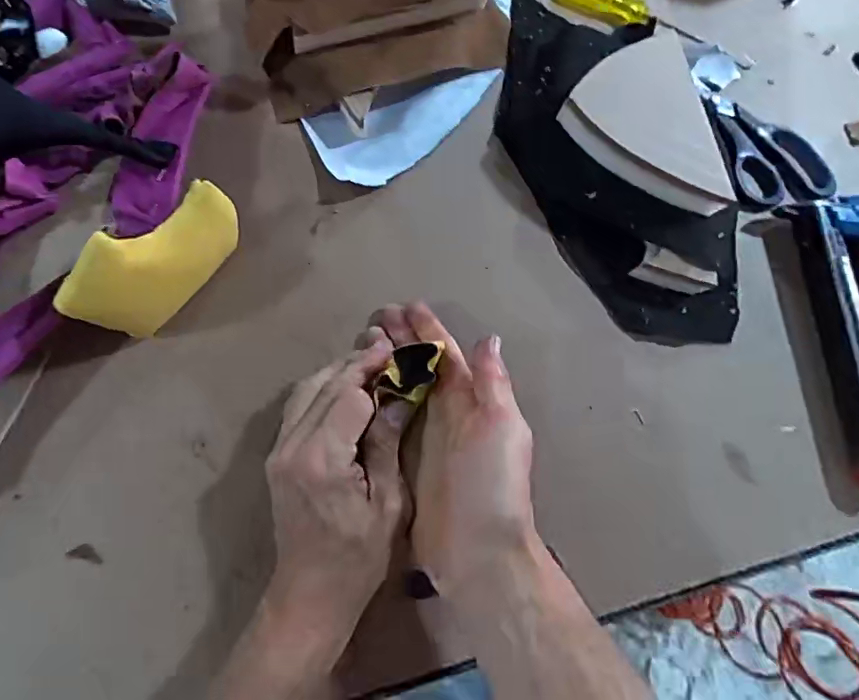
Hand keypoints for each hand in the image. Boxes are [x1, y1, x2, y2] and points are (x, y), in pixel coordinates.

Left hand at [262, 330, 412, 640]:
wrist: (308, 596)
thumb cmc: (357, 558)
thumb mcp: (388, 503)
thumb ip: (387, 443)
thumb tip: (399, 395)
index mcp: (321, 460)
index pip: (349, 395)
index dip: (375, 371)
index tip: (397, 352)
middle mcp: (292, 446)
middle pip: (325, 385)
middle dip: (357, 362)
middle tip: (386, 346)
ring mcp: (279, 449)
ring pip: (306, 389)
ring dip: (338, 370)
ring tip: (369, 360)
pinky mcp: (276, 455)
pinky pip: (298, 406)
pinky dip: (323, 387)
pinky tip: (345, 386)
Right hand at [370, 303, 538, 594]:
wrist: (478, 553)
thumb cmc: (493, 484)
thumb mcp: (502, 426)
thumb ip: (493, 383)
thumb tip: (489, 338)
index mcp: (472, 400)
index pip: (446, 354)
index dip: (428, 329)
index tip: (406, 305)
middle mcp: (447, 412)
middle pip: (421, 365)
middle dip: (401, 338)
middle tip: (375, 316)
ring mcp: (424, 436)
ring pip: (403, 387)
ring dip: (386, 362)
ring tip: (362, 341)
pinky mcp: (403, 461)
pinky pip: (387, 419)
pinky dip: (375, 398)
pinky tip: (356, 387)